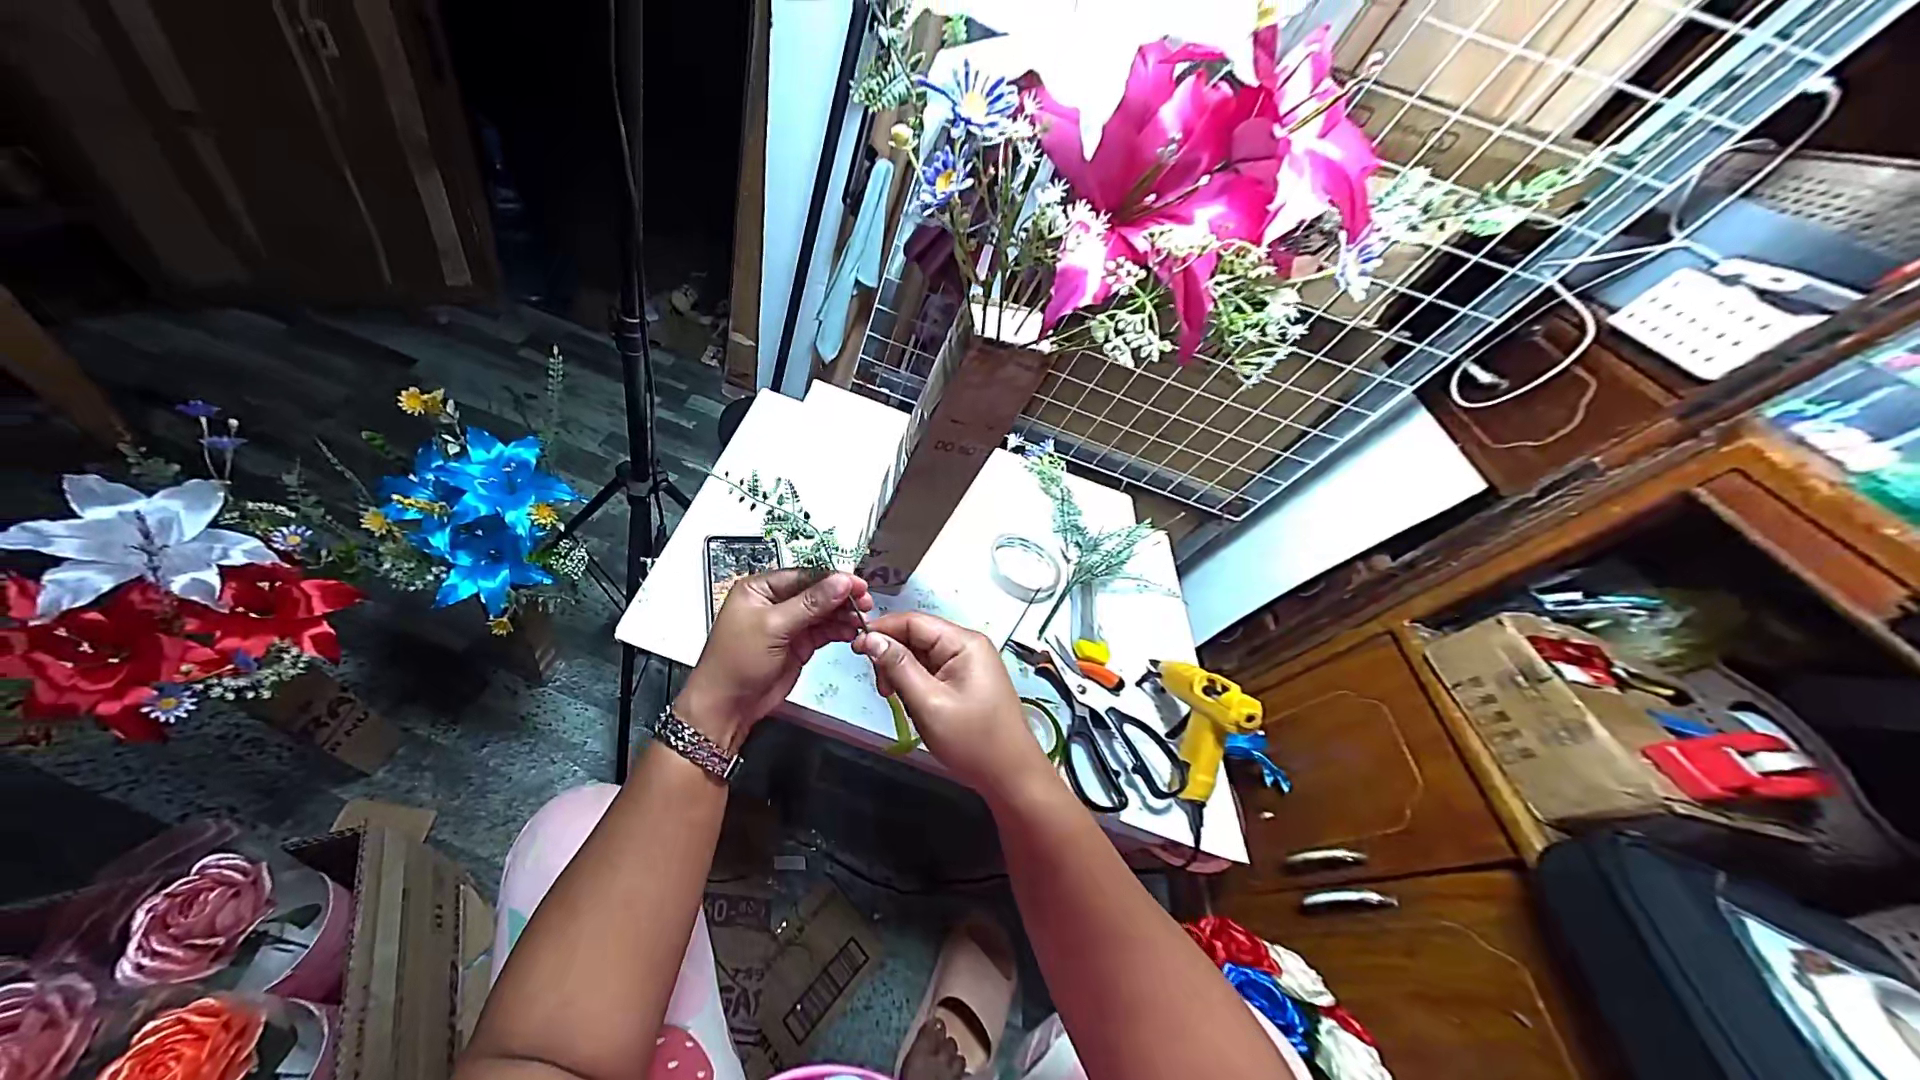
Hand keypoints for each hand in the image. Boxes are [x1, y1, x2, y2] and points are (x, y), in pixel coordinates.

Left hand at [676, 570, 872, 749]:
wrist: (728, 706)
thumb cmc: (735, 663)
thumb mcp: (773, 626)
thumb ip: (810, 603)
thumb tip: (839, 582)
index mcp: (760, 588)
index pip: (804, 575)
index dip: (832, 578)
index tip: (857, 584)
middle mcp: (775, 602)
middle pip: (817, 592)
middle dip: (841, 597)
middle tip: (864, 602)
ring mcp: (788, 623)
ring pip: (824, 612)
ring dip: (843, 615)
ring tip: (861, 619)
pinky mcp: (798, 643)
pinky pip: (824, 630)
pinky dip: (839, 630)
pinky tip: (852, 631)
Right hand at [852, 612, 1055, 804]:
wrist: (1010, 775)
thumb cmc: (973, 740)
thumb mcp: (929, 703)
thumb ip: (898, 667)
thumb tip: (871, 638)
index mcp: (964, 642)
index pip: (913, 621)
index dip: (882, 631)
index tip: (856, 649)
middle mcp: (967, 646)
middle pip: (916, 637)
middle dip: (892, 658)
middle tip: (883, 689)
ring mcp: (967, 664)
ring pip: (920, 656)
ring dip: (902, 675)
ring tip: (900, 702)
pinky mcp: (965, 681)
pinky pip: (931, 672)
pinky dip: (916, 686)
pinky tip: (914, 706)